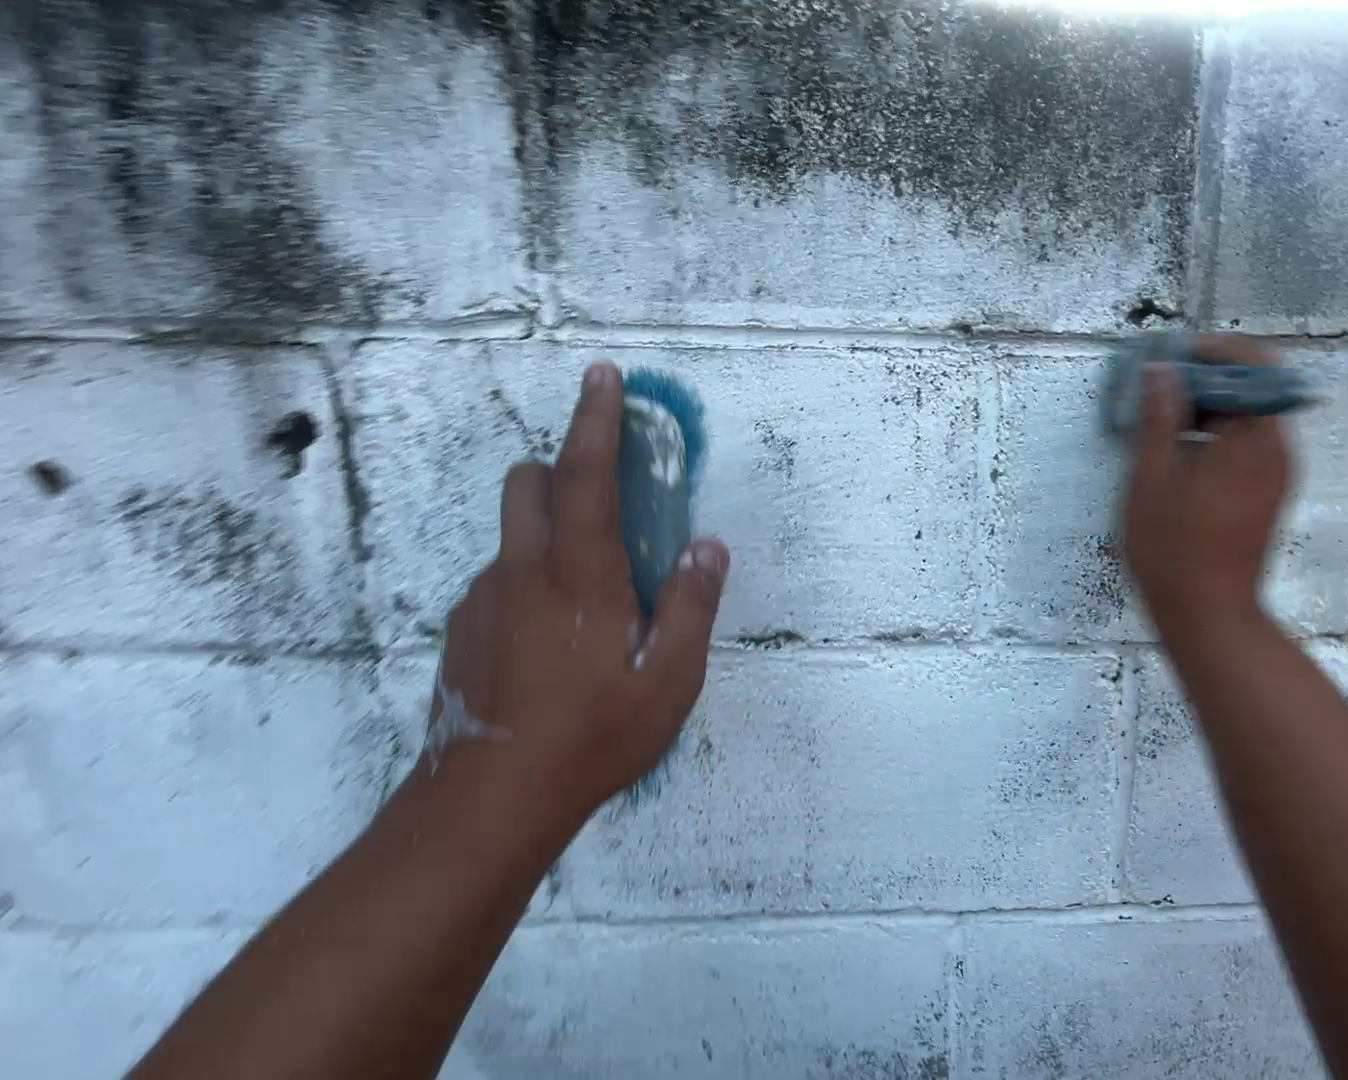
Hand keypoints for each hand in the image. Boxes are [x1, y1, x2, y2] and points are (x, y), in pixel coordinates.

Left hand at [426, 362, 728, 824]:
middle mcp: (521, 574)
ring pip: (514, 537)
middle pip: (527, 483)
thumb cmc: (594, 739)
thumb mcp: (670, 681)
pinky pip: (501, 581)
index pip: (584, 478)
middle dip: (562, 469)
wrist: (488, 803)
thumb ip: (693, 606)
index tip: (602, 375)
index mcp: (579, 578)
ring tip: (591, 608)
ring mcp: (482, 601)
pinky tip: (553, 646)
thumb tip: (708, 548)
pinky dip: (531, 583)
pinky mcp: (461, 630)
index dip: (594, 422)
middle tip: (606, 509)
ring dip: (551, 538)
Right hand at [1122, 334, 1295, 633]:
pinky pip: (1251, 441)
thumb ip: (1159, 416)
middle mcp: (1278, 447)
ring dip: (1210, 405)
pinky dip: (1220, 432)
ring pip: (1251, 413)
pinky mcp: (1271, 490)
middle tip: (1157, 388)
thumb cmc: (1173, 548)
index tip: (1167, 360)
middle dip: (1206, 376)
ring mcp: (1279, 471)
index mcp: (1254, 437)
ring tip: (1163, 419)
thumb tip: (1162, 369)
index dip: (1209, 351)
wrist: (1208, 614)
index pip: (1250, 363)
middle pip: (1254, 385)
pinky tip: (1182, 452)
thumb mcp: (1152, 477)